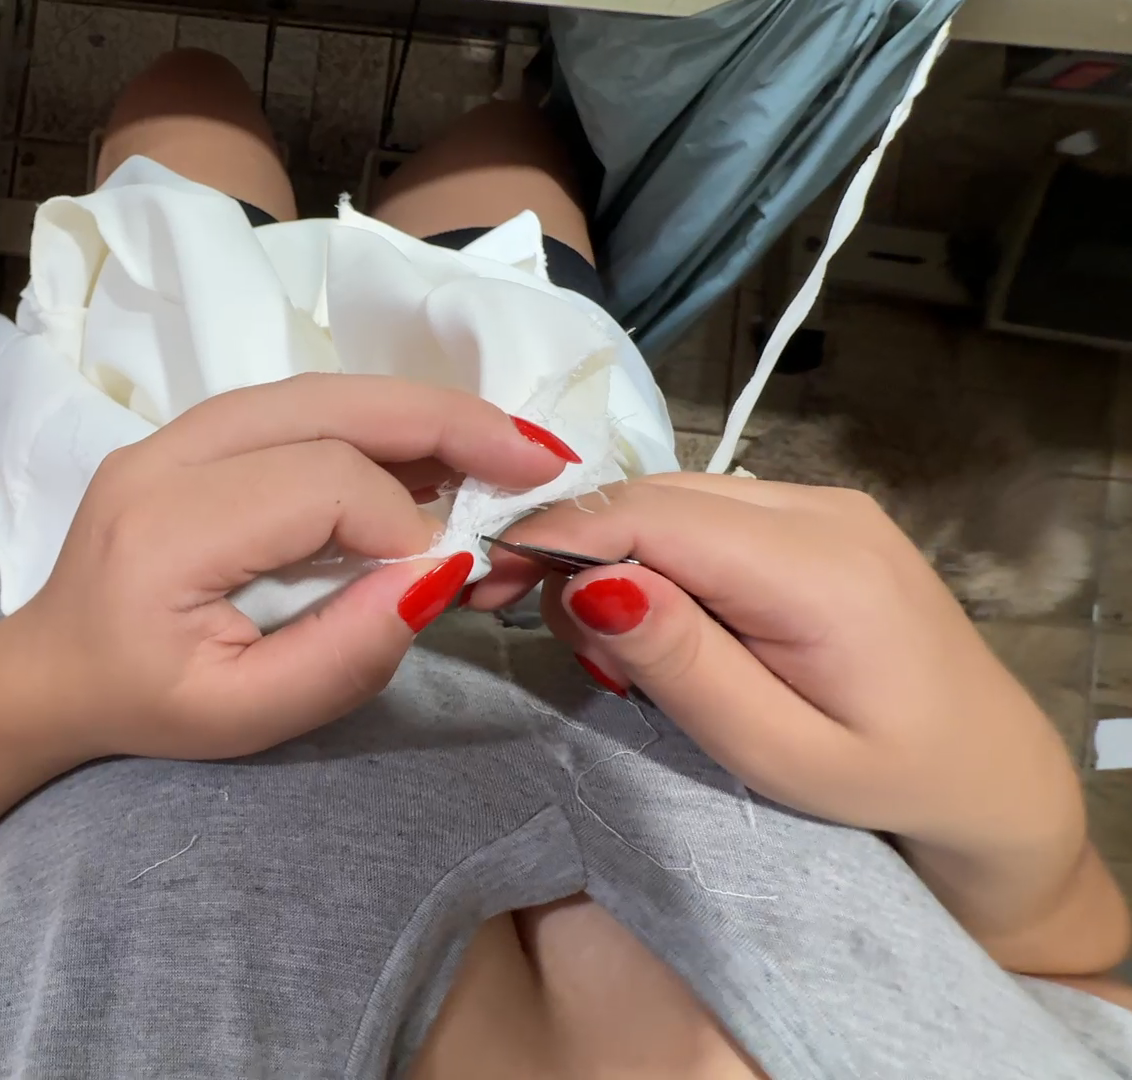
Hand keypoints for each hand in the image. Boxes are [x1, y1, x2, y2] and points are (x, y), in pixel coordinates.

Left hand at [0, 373, 573, 761]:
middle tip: (536, 455)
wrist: (48, 675)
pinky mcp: (180, 439)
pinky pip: (290, 410)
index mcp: (165, 529)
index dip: (401, 524)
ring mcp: (165, 437)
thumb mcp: (243, 717)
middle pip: (323, 404)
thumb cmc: (138, 707)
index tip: (441, 579)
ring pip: (312, 392)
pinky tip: (418, 454)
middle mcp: (160, 457)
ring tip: (494, 448)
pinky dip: (366, 425)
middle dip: (442, 422)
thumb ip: (342, 654)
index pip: (318, 485)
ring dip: (412, 413)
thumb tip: (436, 575)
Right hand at [472, 472, 1078, 851]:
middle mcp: (814, 507)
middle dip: (566, 549)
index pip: (647, 515)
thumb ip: (681, 661)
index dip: (553, 535)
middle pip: (642, 497)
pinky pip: (682, 512)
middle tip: (532, 621)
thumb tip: (592, 581)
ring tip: (612, 643)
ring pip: (654, 499)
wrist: (987, 775)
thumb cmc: (880, 781)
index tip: (486, 579)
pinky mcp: (798, 515)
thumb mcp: (772, 750)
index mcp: (816, 567)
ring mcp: (811, 502)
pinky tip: (645, 610)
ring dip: (600, 555)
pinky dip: (636, 552)